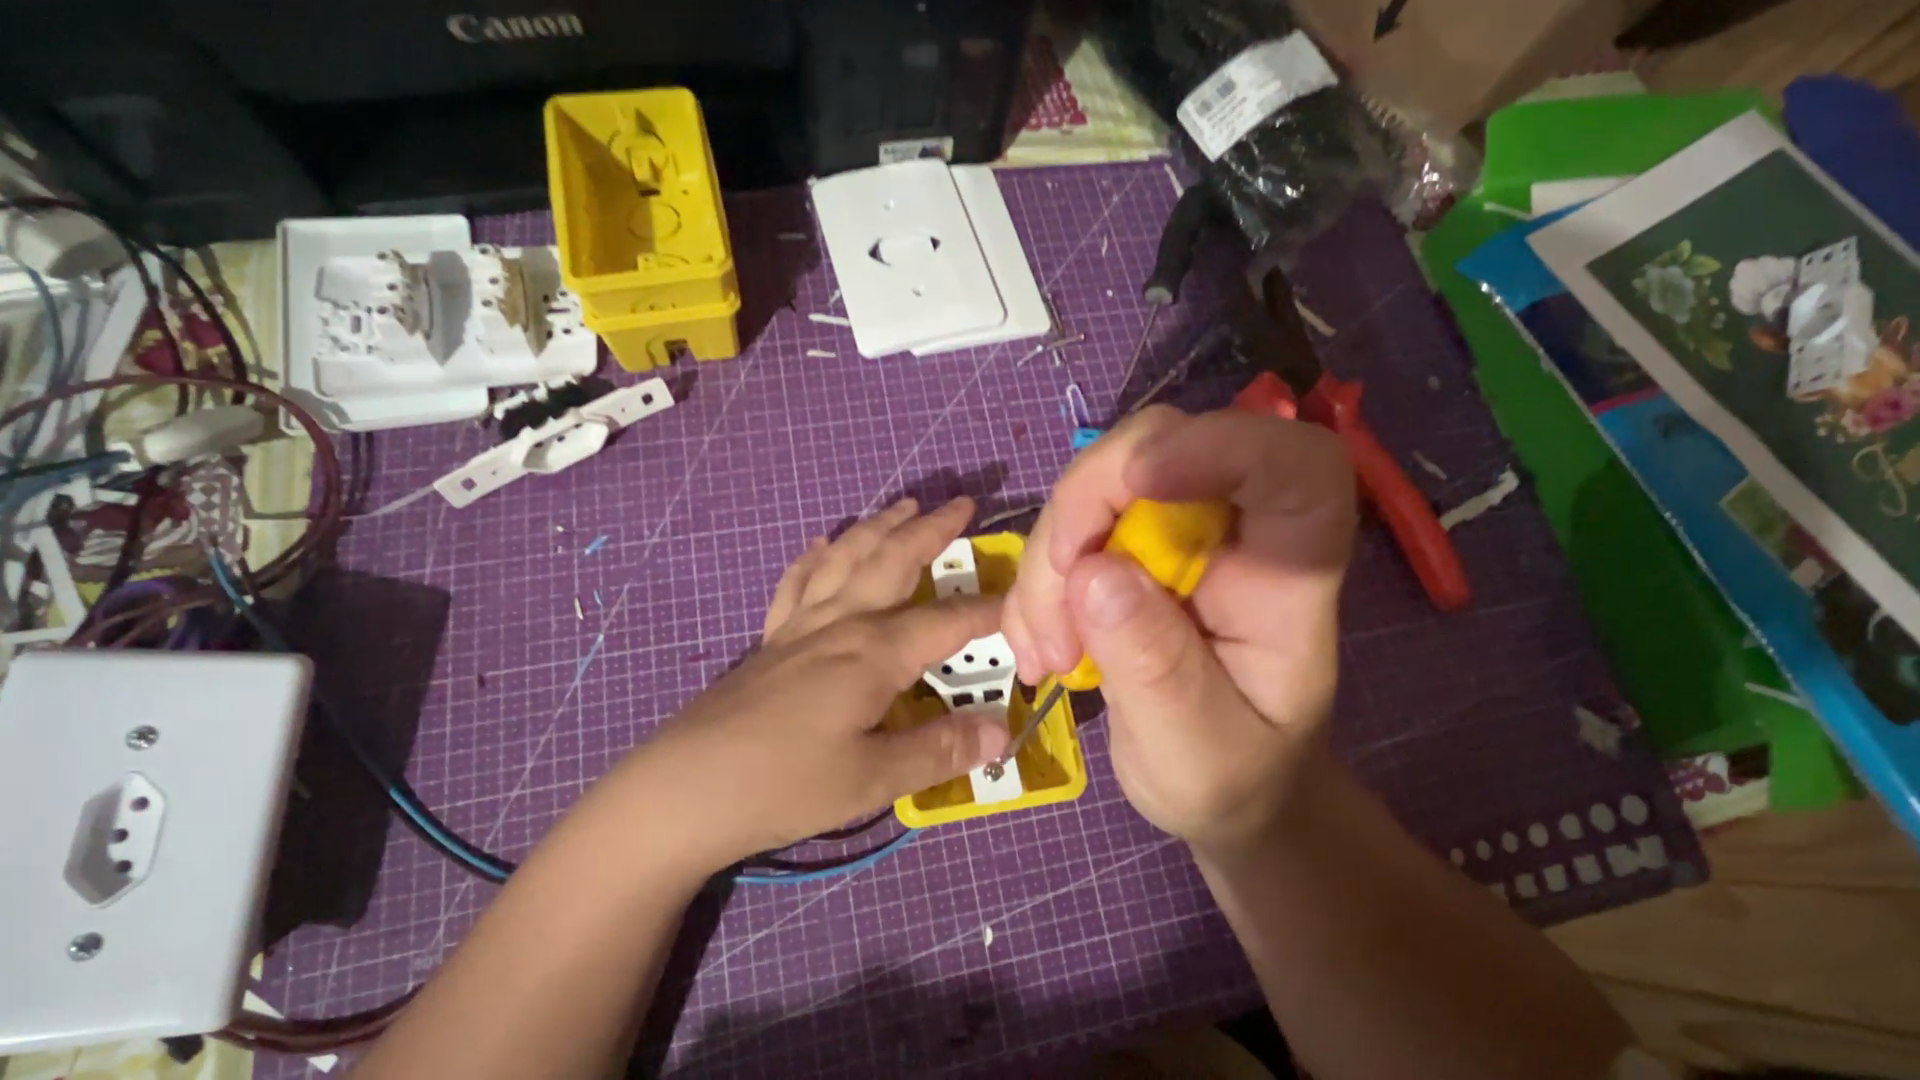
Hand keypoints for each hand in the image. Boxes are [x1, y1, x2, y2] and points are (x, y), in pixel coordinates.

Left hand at [605, 497, 1010, 875]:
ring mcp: (799, 628)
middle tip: (962, 503)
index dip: (990, 611)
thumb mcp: (873, 778)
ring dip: (877, 527)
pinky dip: (813, 556)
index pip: (947, 622)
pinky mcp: (769, 641)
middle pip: (891, 561)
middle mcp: (840, 624)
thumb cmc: (785, 785)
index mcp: (873, 653)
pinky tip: (819, 541)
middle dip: (930, 530)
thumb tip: (1003, 732)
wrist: (685, 789)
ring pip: (844, 558)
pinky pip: (796, 583)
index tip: (1026, 602)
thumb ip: (940, 750)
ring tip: (901, 505)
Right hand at [1004, 406, 1356, 851]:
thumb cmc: (1235, 777)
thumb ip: (1155, 670)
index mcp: (1291, 574)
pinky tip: (1036, 645)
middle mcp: (1238, 532)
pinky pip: (1069, 524)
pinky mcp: (1129, 543)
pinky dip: (1038, 577)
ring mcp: (1178, 530)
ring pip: (1100, 482)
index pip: (1292, 467)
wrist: (1226, 788)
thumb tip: (1091, 573)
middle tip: (1052, 601)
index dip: (1223, 444)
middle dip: (1087, 507)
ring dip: (1049, 558)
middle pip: (1166, 445)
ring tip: (1044, 655)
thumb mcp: (1199, 752)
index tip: (1139, 478)